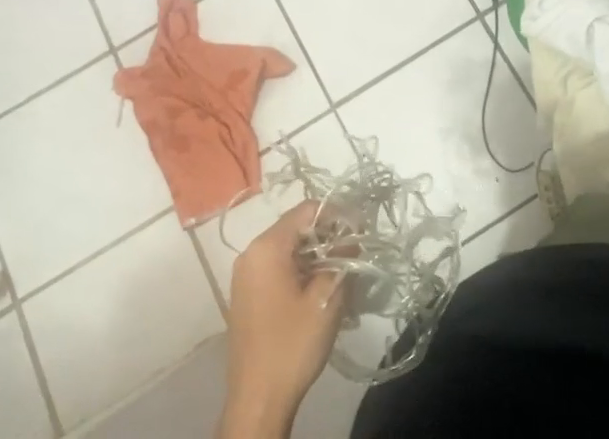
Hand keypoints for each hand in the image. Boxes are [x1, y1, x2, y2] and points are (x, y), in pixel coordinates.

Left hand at [217, 201, 345, 438]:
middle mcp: (250, 254)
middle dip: (329, 237)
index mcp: (266, 247)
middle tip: (357, 255)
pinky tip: (321, 293)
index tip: (362, 232)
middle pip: (296, 228)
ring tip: (344, 275)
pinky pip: (278, 269)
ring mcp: (246, 276)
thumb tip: (353, 237)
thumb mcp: (327, 297)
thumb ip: (342, 258)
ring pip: (289, 251)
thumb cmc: (293, 343)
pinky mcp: (248, 296)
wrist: (258, 397)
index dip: (338, 215)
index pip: (306, 210)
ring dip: (317, 257)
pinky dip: (301, 272)